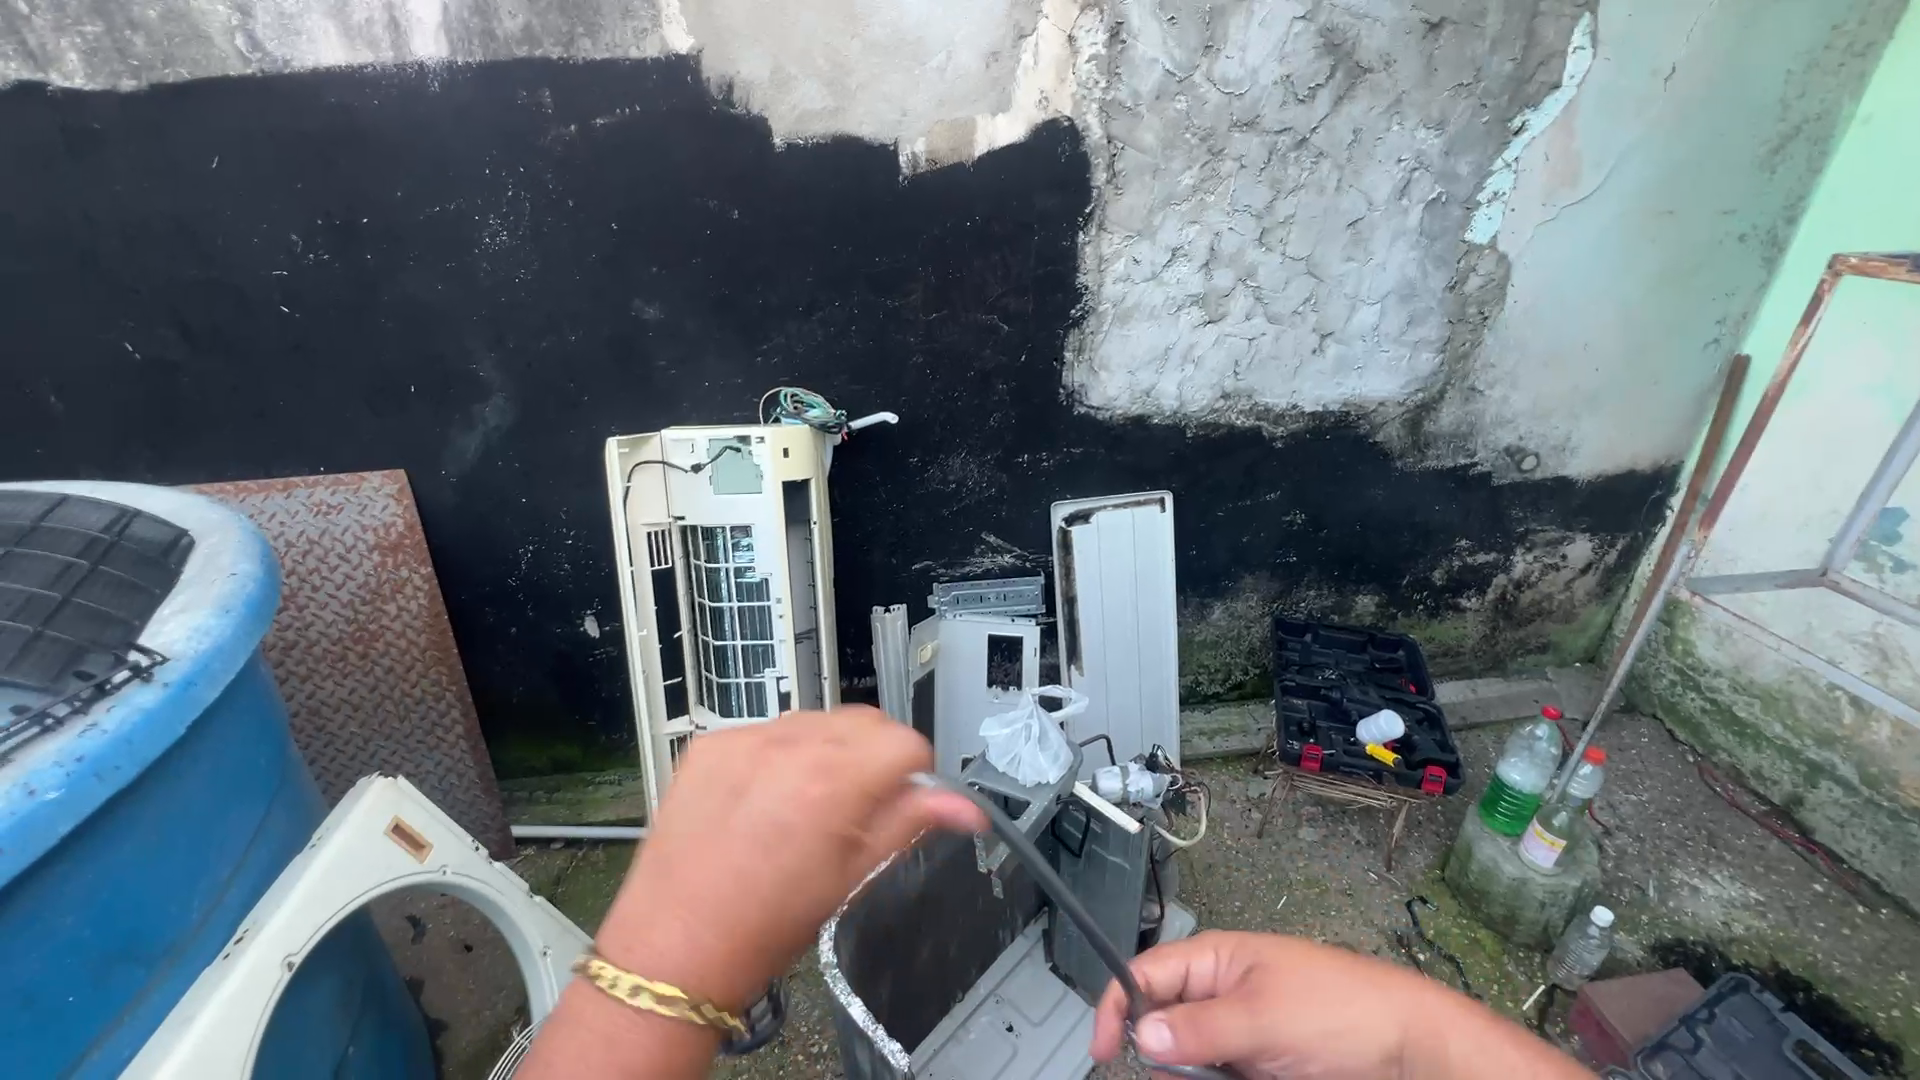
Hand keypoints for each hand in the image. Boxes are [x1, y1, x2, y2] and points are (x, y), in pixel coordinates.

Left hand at [594, 706, 983, 1010]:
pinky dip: (779, 754)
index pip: (908, 742)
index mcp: (834, 781)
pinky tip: (767, 799)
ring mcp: (746, 740)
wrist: (673, 948)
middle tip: (858, 805)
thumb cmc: (761, 926)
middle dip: (876, 756)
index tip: (905, 796)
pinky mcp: (712, 744)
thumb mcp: (851, 878)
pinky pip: (768, 729)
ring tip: (807, 805)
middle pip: (866, 721)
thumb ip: (910, 824)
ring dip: (828, 750)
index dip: (916, 774)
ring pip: (819, 720)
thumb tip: (964, 808)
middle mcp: (790, 747)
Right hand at [1091, 931, 1429, 1077]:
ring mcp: (1237, 1034)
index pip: (1145, 975)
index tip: (1102, 1050)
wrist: (1409, 1050)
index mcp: (1212, 961)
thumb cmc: (1337, 1009)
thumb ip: (1200, 1028)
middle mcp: (1217, 994)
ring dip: (1184, 1076)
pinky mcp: (1256, 1067)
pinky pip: (1214, 1076)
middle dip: (1156, 1056)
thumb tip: (1140, 1033)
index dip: (1117, 1006)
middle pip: (1161, 1023)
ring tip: (1219, 1079)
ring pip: (1186, 1059)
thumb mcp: (1263, 1017)